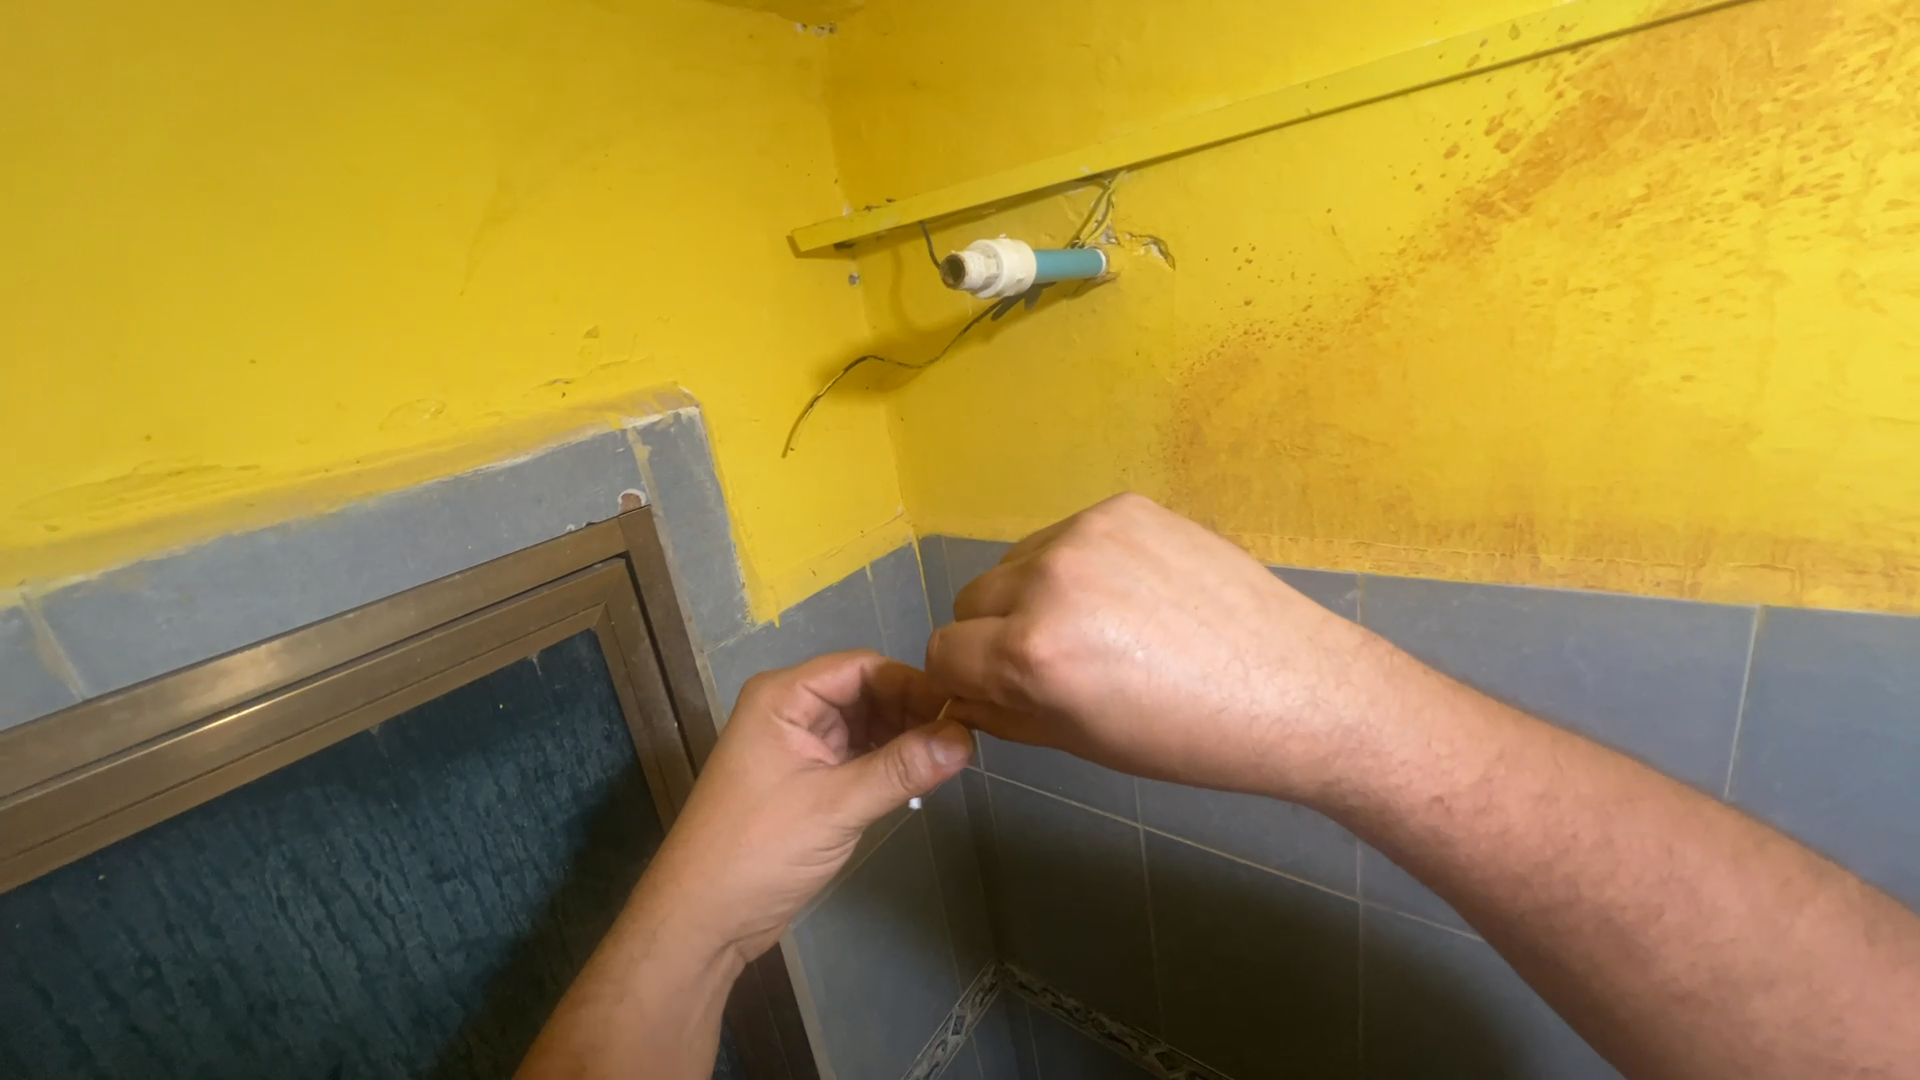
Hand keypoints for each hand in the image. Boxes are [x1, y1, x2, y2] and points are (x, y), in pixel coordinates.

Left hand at [636, 651, 973, 965]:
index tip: (962, 709)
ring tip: (950, 758)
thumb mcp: (835, 806)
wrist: (700, 924)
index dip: (913, 684)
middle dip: (912, 712)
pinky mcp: (809, 778)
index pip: (862, 667)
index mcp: (784, 697)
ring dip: (904, 739)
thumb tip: (967, 738)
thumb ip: (902, 768)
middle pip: (866, 692)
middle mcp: (791, 710)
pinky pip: (858, 755)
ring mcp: (800, 744)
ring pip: (866, 724)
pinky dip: (888, 763)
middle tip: (963, 738)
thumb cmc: (758, 851)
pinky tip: (921, 776)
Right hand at [926, 494, 1391, 800]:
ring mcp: (1086, 533)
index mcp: (1031, 652)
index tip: (1000, 687)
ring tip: (1101, 620)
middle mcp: (1046, 580)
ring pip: (1015, 562)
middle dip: (994, 633)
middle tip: (1055, 657)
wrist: (1298, 687)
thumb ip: (1004, 714)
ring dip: (1033, 593)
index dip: (966, 678)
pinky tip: (1132, 590)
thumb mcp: (1080, 743)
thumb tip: (964, 693)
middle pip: (970, 600)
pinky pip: (1065, 536)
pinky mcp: (1123, 507)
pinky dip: (1078, 565)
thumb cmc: (1187, 739)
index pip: (943, 653)